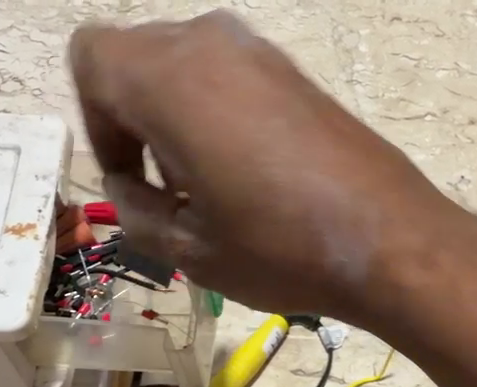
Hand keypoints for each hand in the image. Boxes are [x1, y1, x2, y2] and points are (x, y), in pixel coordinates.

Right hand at [68, 12, 476, 326]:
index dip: (97, 125)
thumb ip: (136, 215)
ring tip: (214, 195)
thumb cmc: (280, 250)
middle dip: (136, 124)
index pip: (90, 62)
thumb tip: (129, 192)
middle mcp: (208, 43)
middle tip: (170, 196)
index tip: (134, 183)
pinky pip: (230, 80)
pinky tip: (252, 182)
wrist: (387, 241)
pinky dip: (219, 118)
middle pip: (136, 61)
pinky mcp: (295, 74)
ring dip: (179, 123)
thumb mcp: (191, 253)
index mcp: (167, 78)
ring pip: (185, 69)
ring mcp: (258, 53)